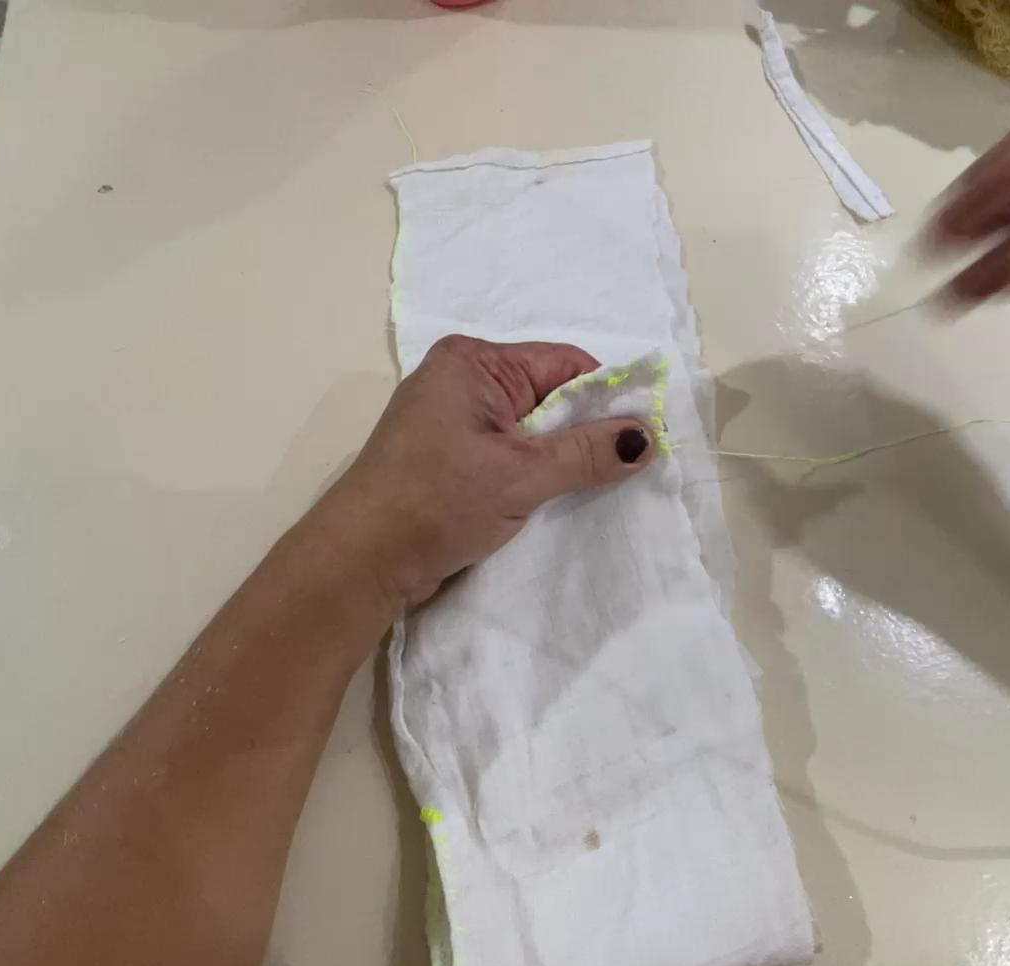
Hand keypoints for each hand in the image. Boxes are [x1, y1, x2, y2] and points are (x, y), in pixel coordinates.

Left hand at [308, 335, 654, 608]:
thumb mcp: (522, 475)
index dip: (606, 398)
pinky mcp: (445, 458)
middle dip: (582, 431)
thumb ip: (588, 453)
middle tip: (622, 468)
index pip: (563, 365)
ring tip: (589, 487)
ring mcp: (449, 421)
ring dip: (557, 457)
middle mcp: (460, 380)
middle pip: (546, 396)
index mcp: (473, 362)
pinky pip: (505, 453)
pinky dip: (530, 472)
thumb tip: (648, 437)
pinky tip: (549, 497)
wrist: (362, 560)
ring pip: (527, 430)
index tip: (643, 436)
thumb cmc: (438, 503)